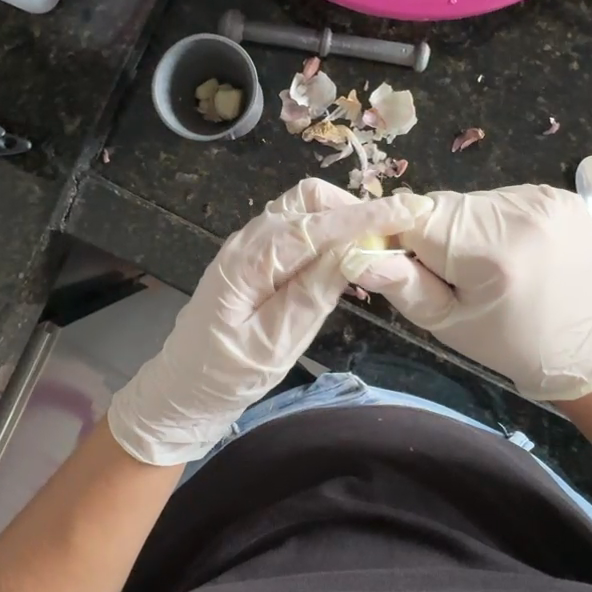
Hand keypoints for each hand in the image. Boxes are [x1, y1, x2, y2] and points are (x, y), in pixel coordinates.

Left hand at [107, 179, 425, 464]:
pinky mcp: (256, 257)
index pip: (314, 227)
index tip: (409, 209)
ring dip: (342, 219)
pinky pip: (297, 227)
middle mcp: (247, 242)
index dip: (364, 218)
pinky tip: (345, 259)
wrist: (182, 391)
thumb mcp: (273, 346)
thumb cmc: (224, 377)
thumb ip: (312, 296)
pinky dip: (327, 232)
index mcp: (247, 263)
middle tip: (391, 241)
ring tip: (375, 249)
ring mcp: (249, 246)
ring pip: (303, 209)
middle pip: (307, 201)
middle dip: (353, 210)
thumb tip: (356, 253)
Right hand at [340, 184, 591, 400]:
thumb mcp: (445, 324)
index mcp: (489, 253)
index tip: (399, 259)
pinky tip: (510, 249)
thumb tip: (354, 252)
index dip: (397, 235)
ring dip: (465, 225)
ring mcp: (544, 199)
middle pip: (443, 206)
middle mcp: (519, 215)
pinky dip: (494, 220)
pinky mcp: (560, 195)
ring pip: (471, 201)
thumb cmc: (509, 343)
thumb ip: (401, 284)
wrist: (588, 345)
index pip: (413, 217)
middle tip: (448, 271)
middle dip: (433, 232)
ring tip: (484, 263)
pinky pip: (502, 199)